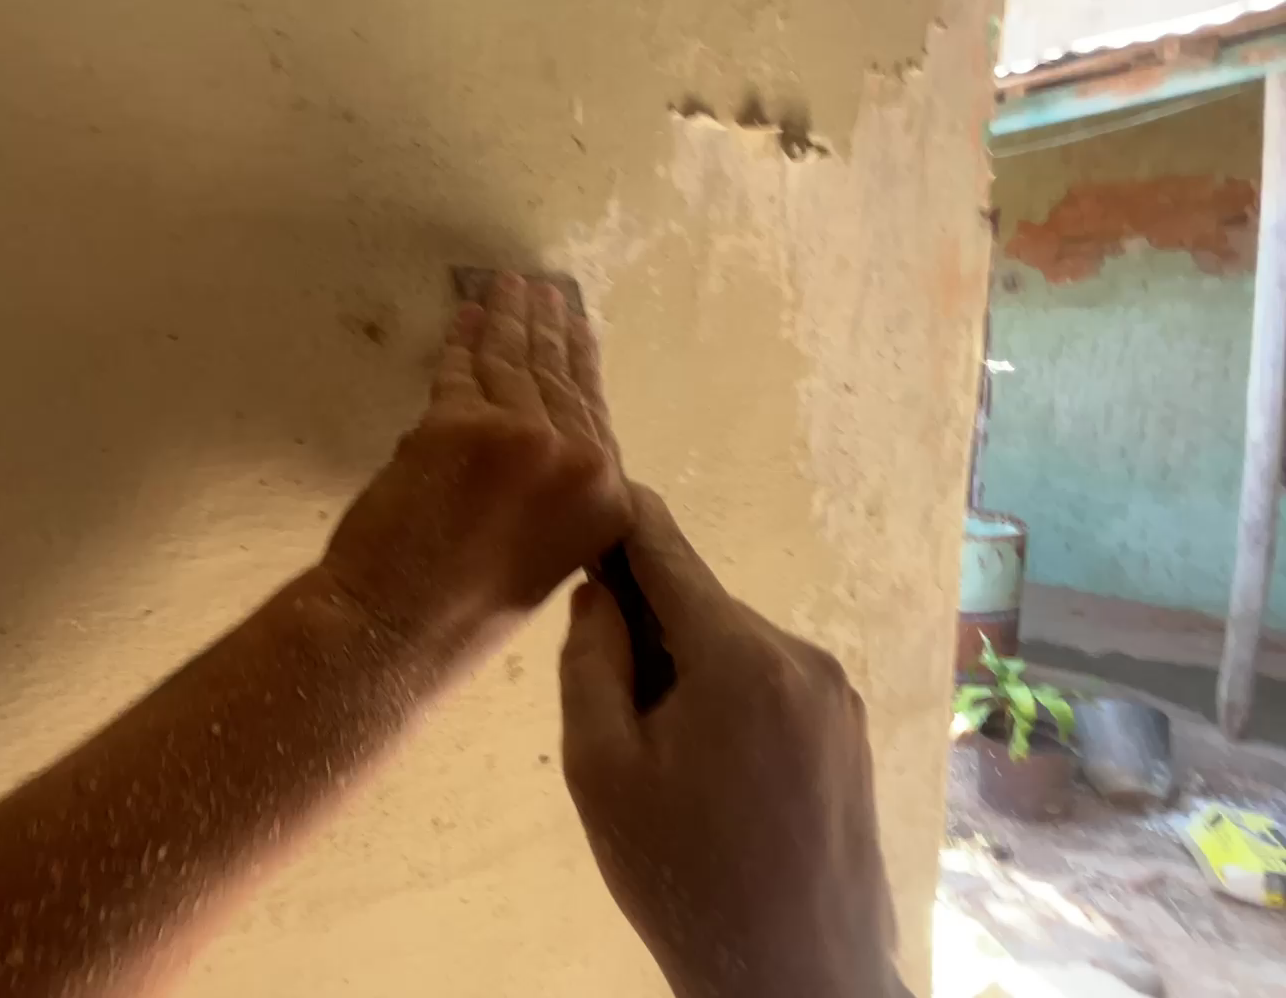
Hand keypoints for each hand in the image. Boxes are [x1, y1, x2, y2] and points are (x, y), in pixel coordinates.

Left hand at [322, 272, 629, 656]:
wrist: (396, 628)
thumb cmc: (463, 610)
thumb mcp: (536, 551)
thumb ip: (549, 492)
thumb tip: (536, 434)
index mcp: (606, 503)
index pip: (592, 412)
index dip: (580, 364)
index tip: (577, 327)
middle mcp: (576, 460)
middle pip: (556, 377)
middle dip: (547, 326)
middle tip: (544, 288)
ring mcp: (519, 437)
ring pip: (510, 362)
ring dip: (505, 318)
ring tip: (507, 286)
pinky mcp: (458, 424)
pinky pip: (458, 370)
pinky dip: (458, 340)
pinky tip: (466, 314)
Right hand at [558, 484, 904, 997]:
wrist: (797, 984)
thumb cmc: (679, 872)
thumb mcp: (599, 766)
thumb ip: (589, 661)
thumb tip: (600, 593)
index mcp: (739, 659)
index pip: (667, 550)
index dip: (623, 515)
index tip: (589, 486)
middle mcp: (800, 656)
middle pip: (695, 598)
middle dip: (640, 613)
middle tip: (599, 677)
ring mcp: (833, 691)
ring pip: (726, 636)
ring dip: (677, 654)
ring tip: (650, 735)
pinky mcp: (845, 724)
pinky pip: (760, 671)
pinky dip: (714, 680)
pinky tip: (696, 750)